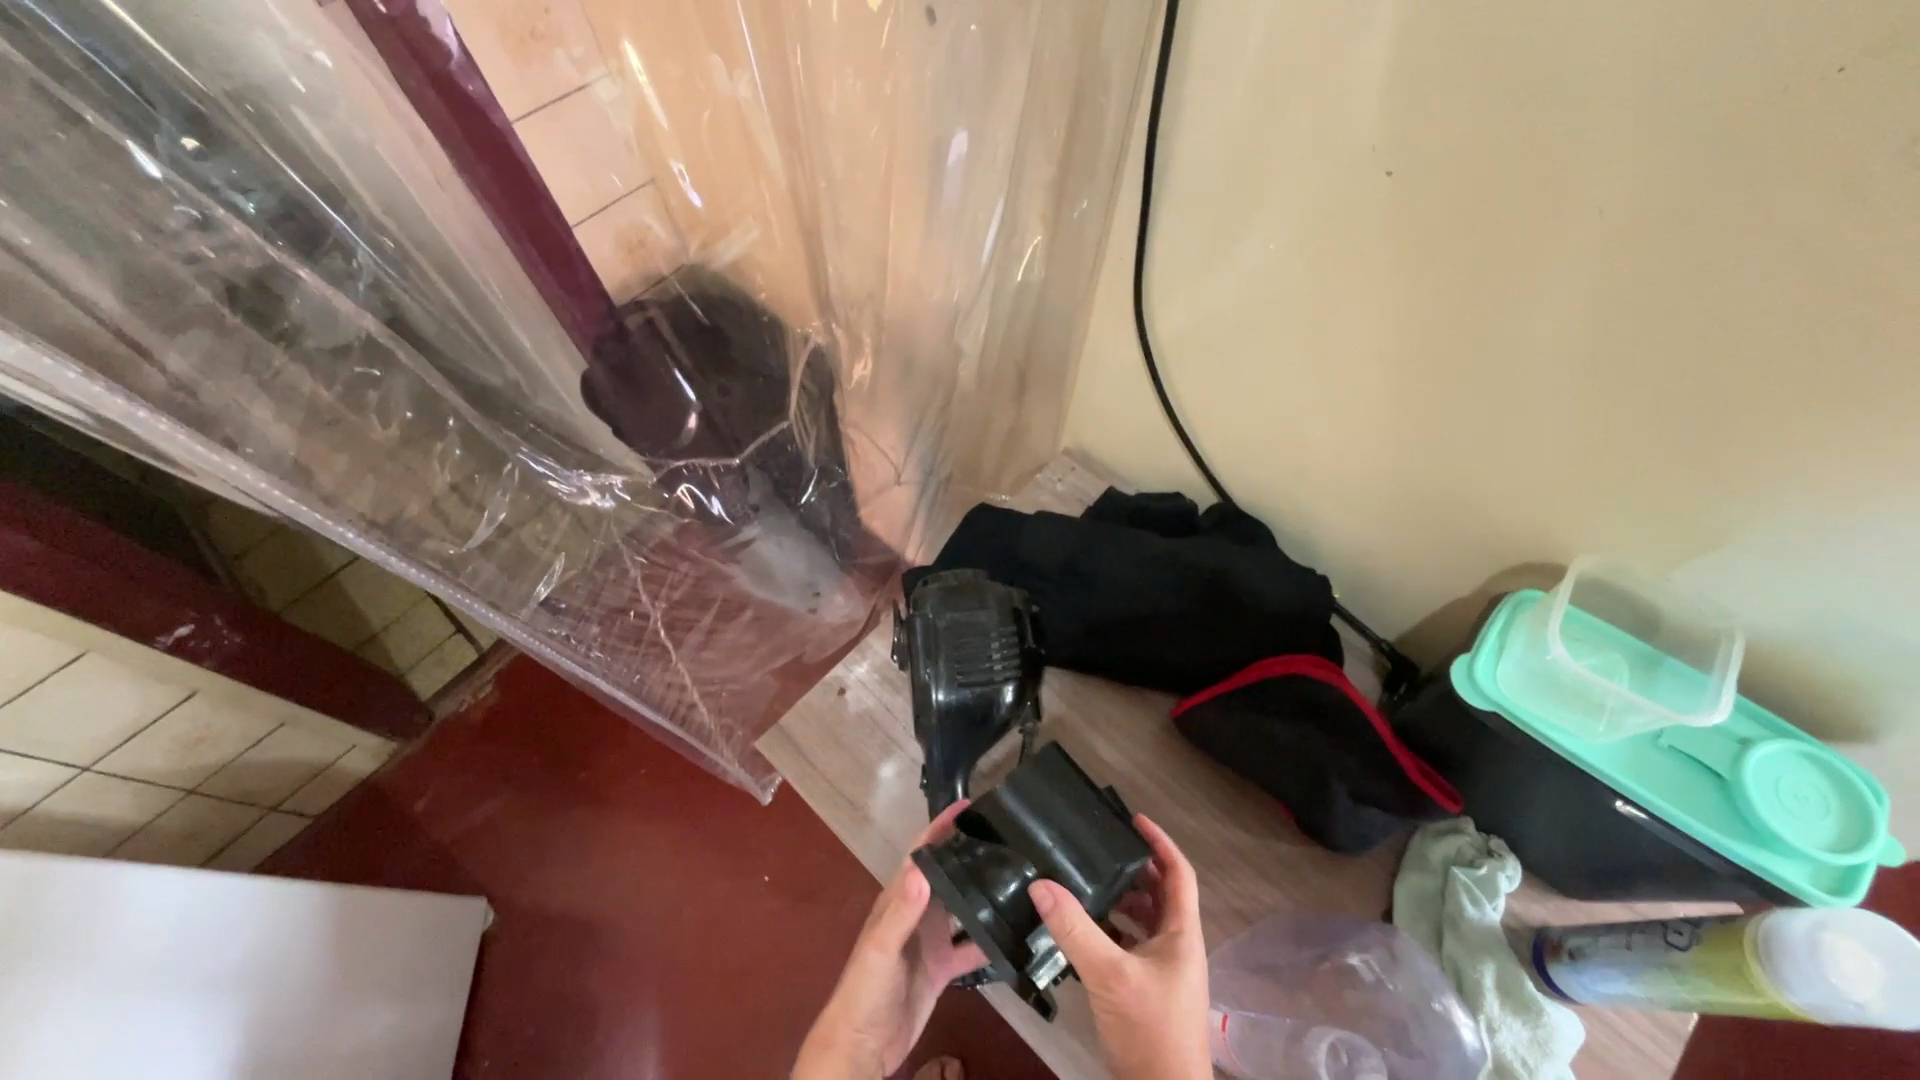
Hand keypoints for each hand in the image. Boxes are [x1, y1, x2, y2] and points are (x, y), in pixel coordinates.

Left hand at [794, 801, 987, 1078]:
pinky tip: (1014, 934)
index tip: (968, 805)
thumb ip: (901, 911)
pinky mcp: (942, 969)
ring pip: (961, 909)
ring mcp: (930, 941)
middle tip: (1008, 840)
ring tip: (1019, 880)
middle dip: (970, 856)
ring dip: (983, 896)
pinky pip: (970, 948)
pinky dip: (990, 940)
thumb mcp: (881, 949)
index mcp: (898, 900)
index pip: (922, 855)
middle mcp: (916, 914)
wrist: (862, 1047)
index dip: (940, 827)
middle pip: (947, 877)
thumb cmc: (864, 991)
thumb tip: (922, 867)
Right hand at [1028, 814, 1210, 1079]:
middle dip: (1132, 870)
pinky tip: (1081, 928)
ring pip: (1143, 921)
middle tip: (1097, 848)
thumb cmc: (1150, 1028)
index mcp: (1182, 933)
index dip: (1160, 842)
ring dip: (1119, 900)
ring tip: (1083, 881)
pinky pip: (1129, 945)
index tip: (1133, 818)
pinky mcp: (1146, 990)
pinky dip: (1110, 930)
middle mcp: (1176, 946)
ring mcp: (1163, 971)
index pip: (1178, 873)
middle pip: (1159, 894)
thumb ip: (1075, 929)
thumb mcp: (1109, 974)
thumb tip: (1040, 883)